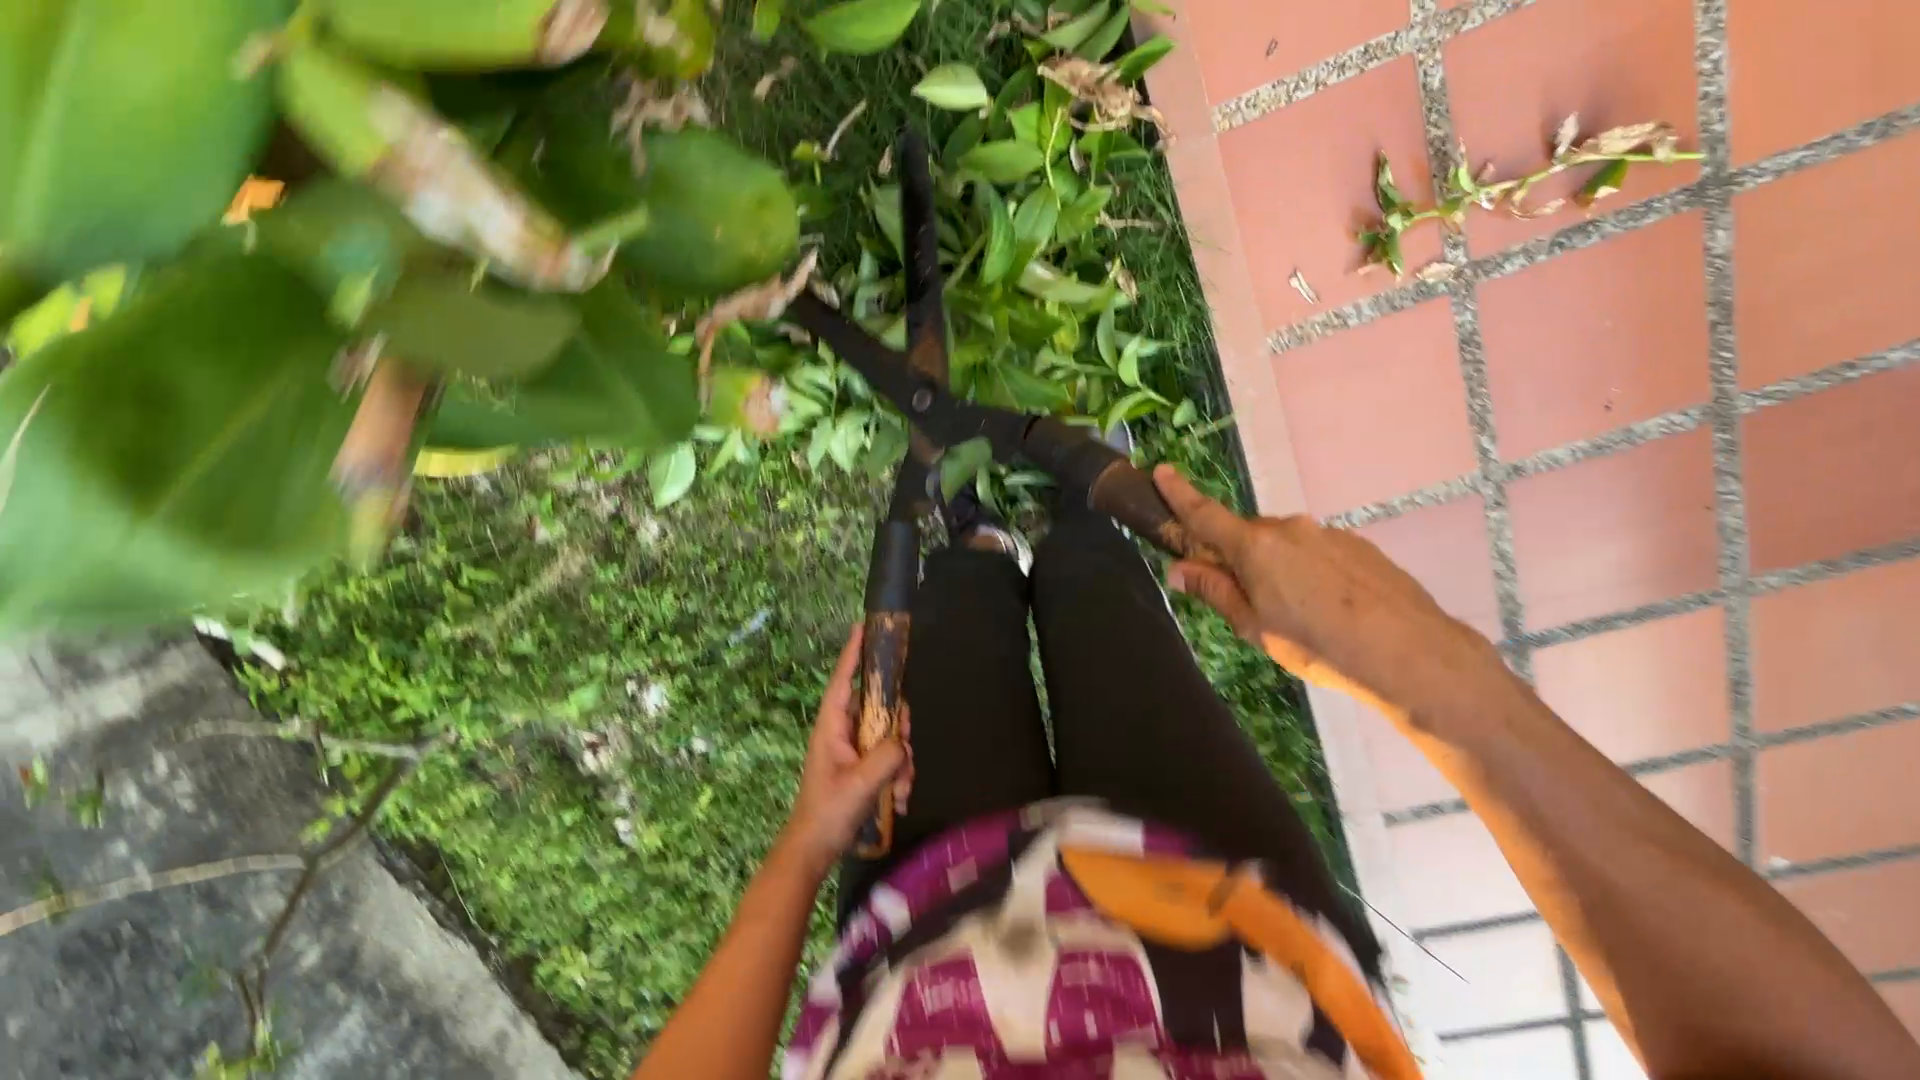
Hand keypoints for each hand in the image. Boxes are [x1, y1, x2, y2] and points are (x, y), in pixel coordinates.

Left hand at [779, 624, 912, 876]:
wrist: (814, 850)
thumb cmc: (828, 812)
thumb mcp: (861, 784)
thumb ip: (886, 756)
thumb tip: (902, 742)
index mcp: (832, 727)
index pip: (844, 680)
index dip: (853, 653)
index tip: (863, 626)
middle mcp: (843, 732)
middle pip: (879, 708)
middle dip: (898, 730)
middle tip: (905, 751)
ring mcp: (853, 750)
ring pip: (890, 736)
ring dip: (902, 762)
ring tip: (901, 790)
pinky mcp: (863, 767)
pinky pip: (890, 758)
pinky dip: (899, 776)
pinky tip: (900, 799)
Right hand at [1152, 466, 1514, 729]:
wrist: (1407, 650)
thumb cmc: (1317, 645)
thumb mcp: (1255, 627)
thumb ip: (1216, 592)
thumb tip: (1179, 569)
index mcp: (1255, 547)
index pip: (1205, 515)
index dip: (1179, 495)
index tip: (1161, 472)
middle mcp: (1288, 528)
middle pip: (1247, 535)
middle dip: (1237, 557)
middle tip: (1245, 599)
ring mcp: (1326, 533)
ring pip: (1283, 545)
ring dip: (1276, 568)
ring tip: (1296, 614)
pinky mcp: (1356, 545)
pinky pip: (1315, 552)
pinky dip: (1308, 572)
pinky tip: (1328, 608)